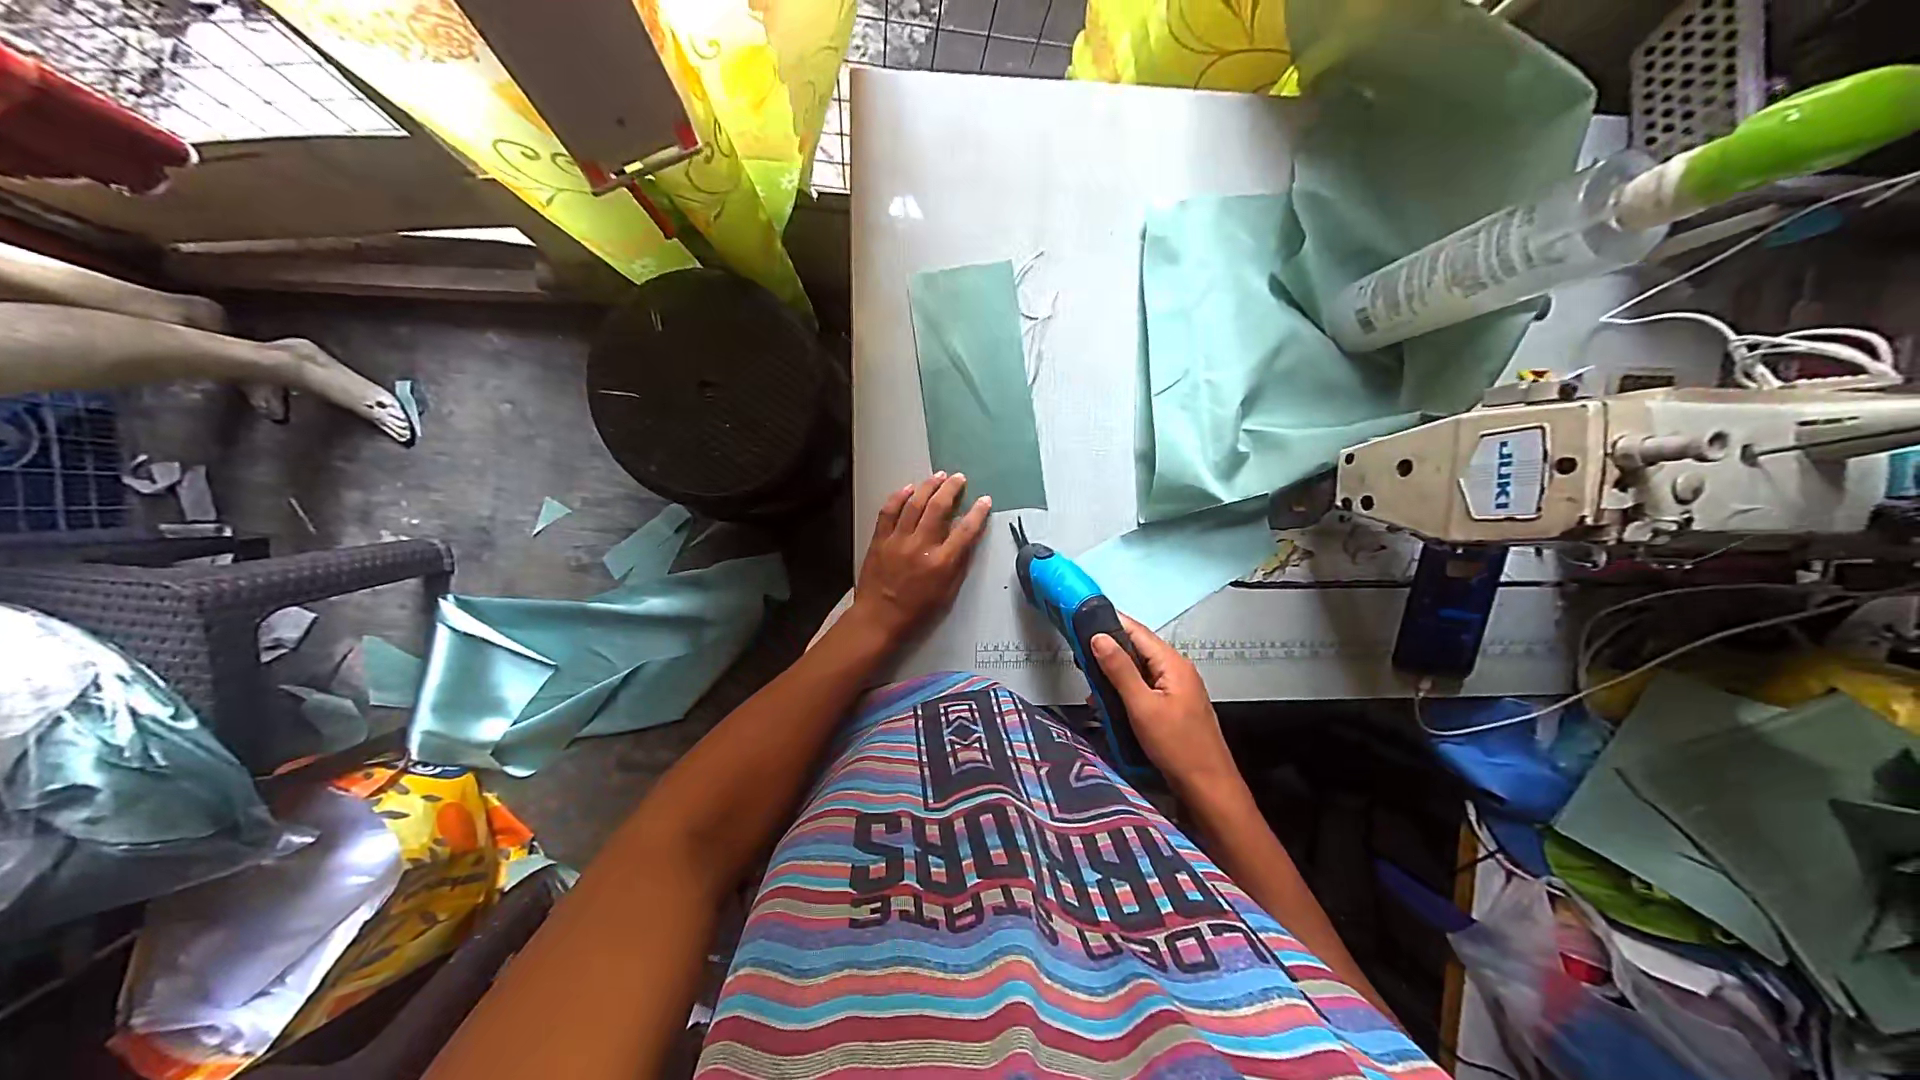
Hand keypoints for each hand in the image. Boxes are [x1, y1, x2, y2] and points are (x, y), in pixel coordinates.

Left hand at [850, 472, 990, 640]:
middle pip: (939, 507)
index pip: (965, 530)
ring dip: (928, 486)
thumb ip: (959, 564)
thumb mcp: (948, 593)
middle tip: (959, 479)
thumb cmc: (916, 611)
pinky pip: (889, 511)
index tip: (984, 501)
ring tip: (938, 477)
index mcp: (941, 562)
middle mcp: (921, 546)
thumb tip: (968, 540)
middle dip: (952, 488)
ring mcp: (898, 540)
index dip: (978, 512)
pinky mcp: (880, 540)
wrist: (878, 618)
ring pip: (914, 503)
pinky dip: (899, 497)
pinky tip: (908, 489)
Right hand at [1091, 614, 1239, 792]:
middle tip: (1079, 658)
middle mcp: (1176, 670)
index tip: (1080, 622)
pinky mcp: (1172, 706)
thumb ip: (1119, 670)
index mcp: (1172, 663)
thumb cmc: (1177, 746)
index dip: (1109, 623)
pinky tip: (1107, 704)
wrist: (1208, 787)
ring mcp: (1175, 688)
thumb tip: (1099, 638)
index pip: (1136, 631)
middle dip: (1108, 652)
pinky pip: (1143, 689)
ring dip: (1114, 676)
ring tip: (1090, 685)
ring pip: (1138, 671)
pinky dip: (1124, 692)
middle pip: (1137, 649)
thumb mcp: (1142, 706)